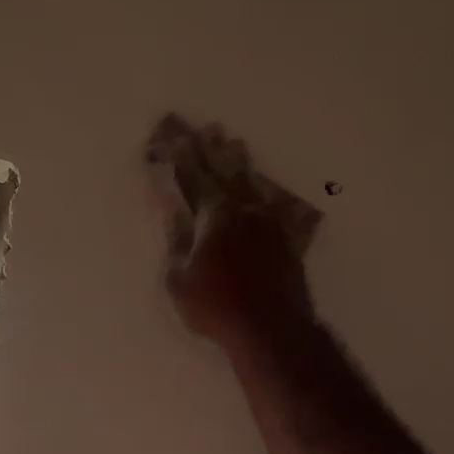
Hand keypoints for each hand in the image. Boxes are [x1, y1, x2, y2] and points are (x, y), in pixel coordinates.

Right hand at [145, 114, 322, 345]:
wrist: (270, 326)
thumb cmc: (215, 307)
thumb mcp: (179, 278)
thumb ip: (176, 240)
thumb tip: (171, 210)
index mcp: (214, 214)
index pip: (192, 176)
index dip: (179, 155)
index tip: (170, 135)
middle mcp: (242, 207)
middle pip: (222, 170)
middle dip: (208, 148)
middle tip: (200, 127)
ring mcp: (266, 219)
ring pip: (248, 179)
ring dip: (236, 159)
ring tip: (230, 140)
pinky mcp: (283, 235)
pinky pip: (266, 198)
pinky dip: (256, 185)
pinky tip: (256, 183)